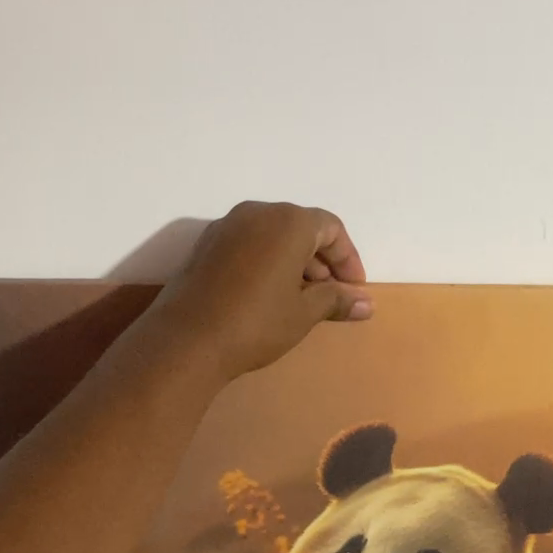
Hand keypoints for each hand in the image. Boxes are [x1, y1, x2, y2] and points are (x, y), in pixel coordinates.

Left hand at [147, 201, 370, 381]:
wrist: (186, 340)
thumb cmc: (255, 323)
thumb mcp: (303, 313)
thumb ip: (336, 300)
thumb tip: (366, 303)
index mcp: (288, 220)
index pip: (331, 229)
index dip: (347, 259)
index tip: (354, 290)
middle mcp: (256, 213)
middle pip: (299, 229)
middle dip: (319, 261)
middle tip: (329, 296)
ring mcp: (225, 228)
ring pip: (270, 237)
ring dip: (291, 263)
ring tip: (298, 300)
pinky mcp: (203, 247)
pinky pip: (246, 247)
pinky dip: (264, 264)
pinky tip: (265, 297)